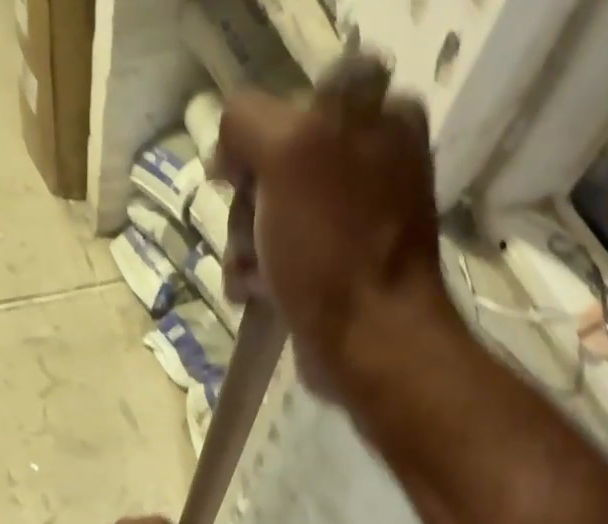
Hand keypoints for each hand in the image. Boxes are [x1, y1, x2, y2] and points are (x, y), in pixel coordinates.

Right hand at [213, 71, 451, 399]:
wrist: (367, 338)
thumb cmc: (332, 244)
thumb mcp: (288, 151)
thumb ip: (248, 121)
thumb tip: (230, 155)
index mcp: (377, 114)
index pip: (289, 101)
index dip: (259, 138)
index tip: (249, 174)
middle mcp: (369, 158)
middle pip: (270, 161)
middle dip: (248, 200)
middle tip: (259, 228)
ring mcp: (349, 216)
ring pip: (264, 211)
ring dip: (244, 243)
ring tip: (256, 273)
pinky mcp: (331, 264)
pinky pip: (273, 254)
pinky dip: (255, 274)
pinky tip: (257, 292)